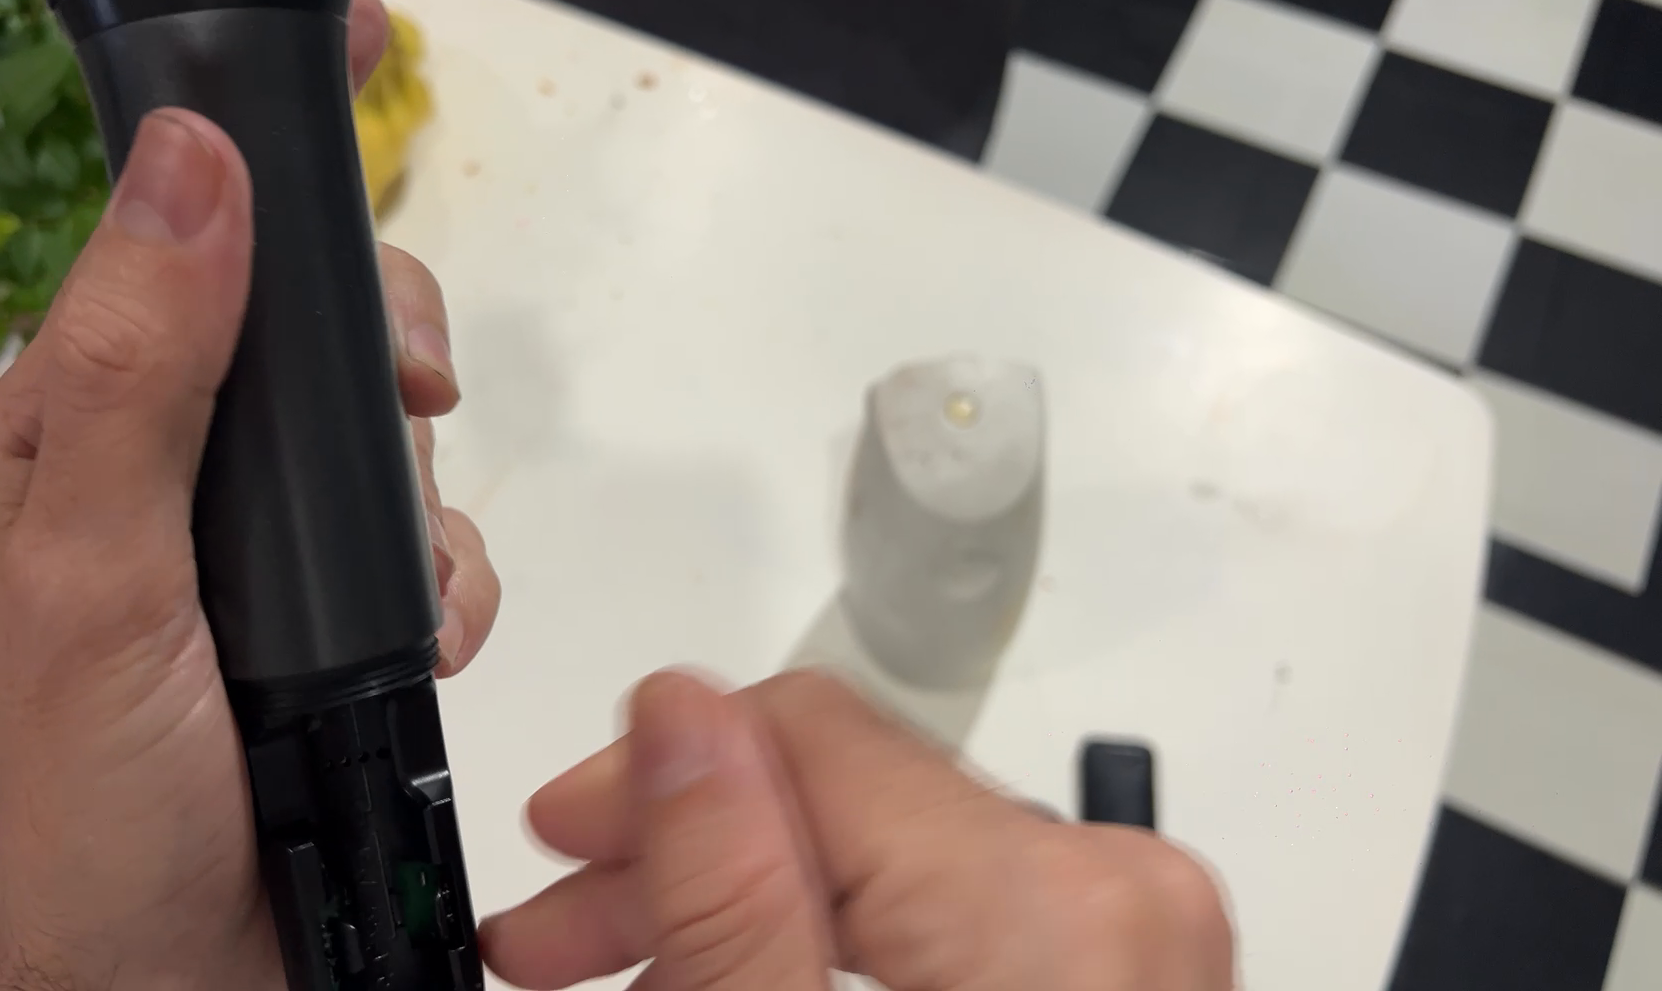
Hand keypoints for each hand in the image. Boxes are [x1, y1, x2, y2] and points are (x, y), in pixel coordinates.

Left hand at [0, 0, 498, 990]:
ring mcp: (294, 532)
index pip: (197, 237)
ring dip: (431, 501)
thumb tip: (198, 172)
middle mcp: (204, 460)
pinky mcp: (363, 595)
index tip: (383, 65)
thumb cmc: (105, 779)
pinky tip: (431, 632)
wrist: (188, 946)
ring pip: (402, 444)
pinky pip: (442, 540)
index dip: (280, 150)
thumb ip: (139, 373)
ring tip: (412, 592)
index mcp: (111, 418)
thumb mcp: (89, 564)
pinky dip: (457, 576)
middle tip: (420, 398)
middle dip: (397, 354)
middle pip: (332, 333)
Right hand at [484, 671, 1233, 989]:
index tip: (570, 828)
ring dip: (729, 887)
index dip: (660, 767)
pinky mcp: (1092, 955)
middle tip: (564, 923)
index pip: (806, 728)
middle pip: (828, 788)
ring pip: (859, 836)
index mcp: (1040, 906)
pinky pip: (912, 891)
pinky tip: (734, 969)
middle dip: (677, 841)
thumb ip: (723, 890)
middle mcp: (1102, 890)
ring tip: (627, 963)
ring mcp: (1111, 924)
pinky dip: (807, 927)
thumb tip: (674, 709)